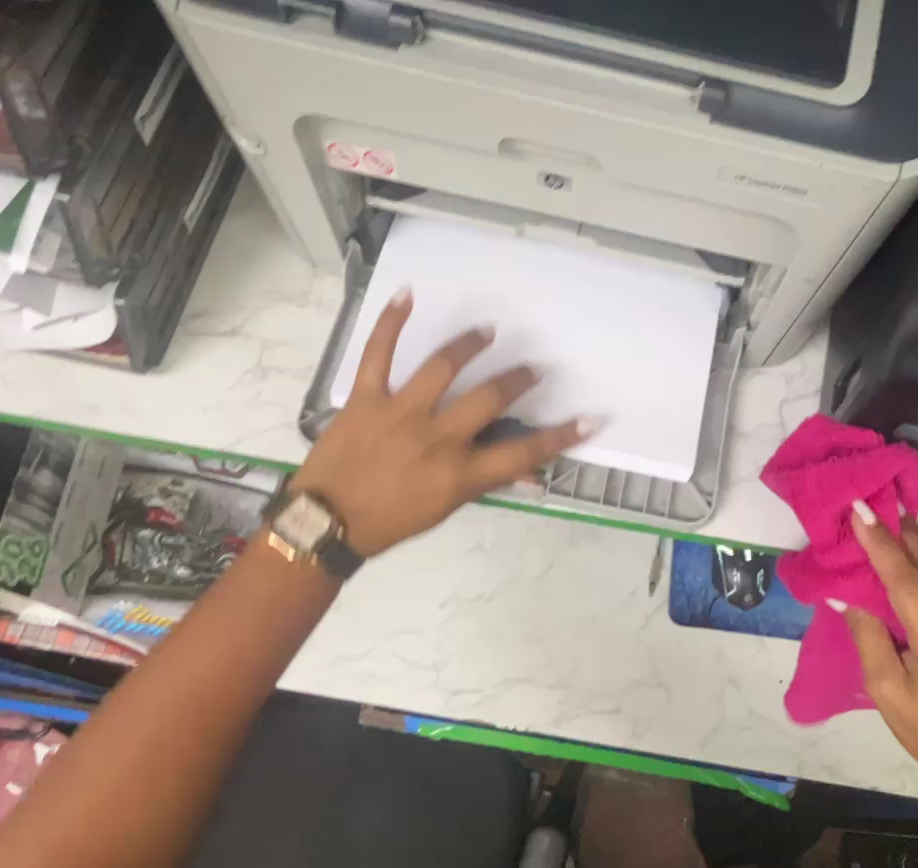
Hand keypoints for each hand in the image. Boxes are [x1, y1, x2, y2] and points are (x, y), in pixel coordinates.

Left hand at [290, 290, 595, 555]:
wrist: (328, 522)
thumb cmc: (389, 521)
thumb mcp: (443, 510)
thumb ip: (483, 484)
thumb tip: (526, 475)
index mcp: (459, 474)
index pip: (522, 453)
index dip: (561, 436)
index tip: (590, 420)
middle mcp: (436, 439)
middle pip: (490, 399)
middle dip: (520, 379)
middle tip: (534, 368)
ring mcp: (400, 413)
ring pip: (444, 367)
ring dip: (471, 344)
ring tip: (487, 332)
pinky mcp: (366, 397)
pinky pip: (379, 352)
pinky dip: (392, 322)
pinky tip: (407, 295)